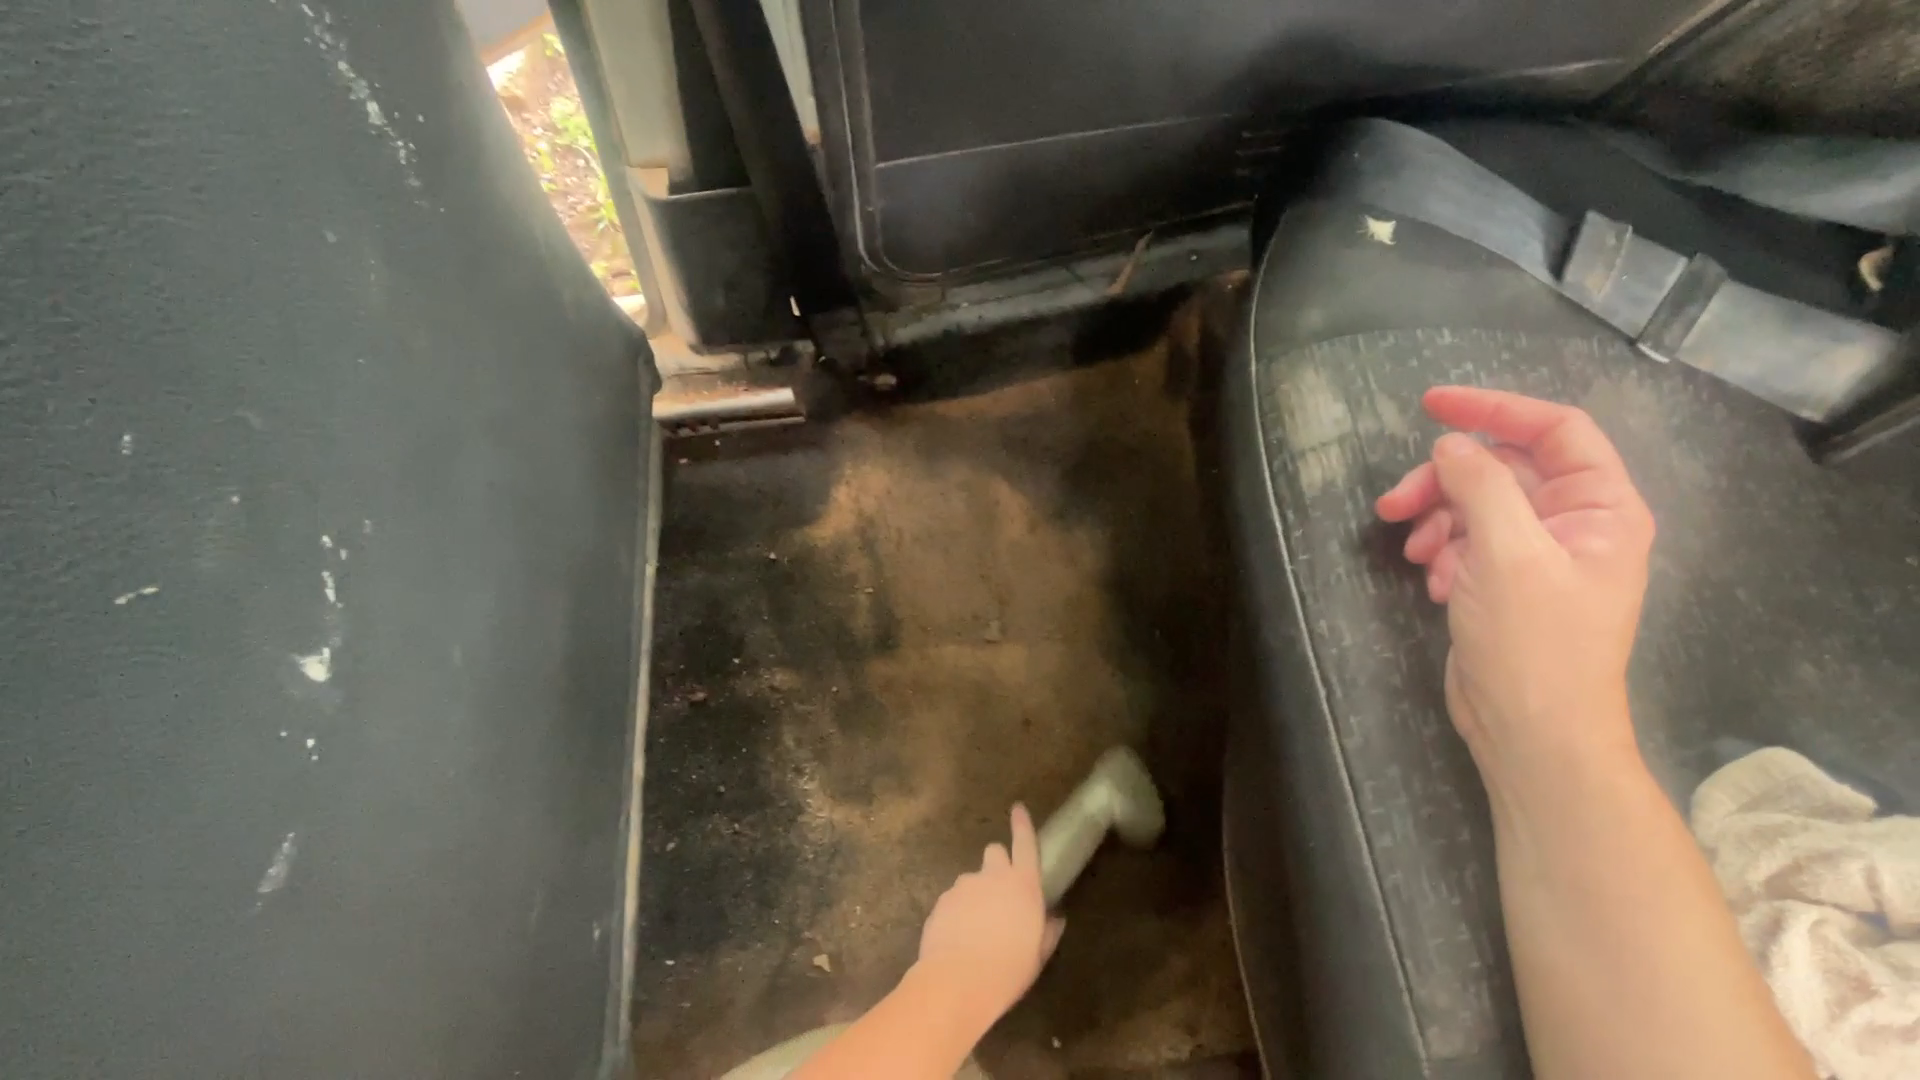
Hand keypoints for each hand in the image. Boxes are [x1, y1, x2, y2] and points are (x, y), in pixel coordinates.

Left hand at [913, 804, 1064, 1032]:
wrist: (957, 982)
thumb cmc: (1008, 970)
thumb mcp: (1037, 955)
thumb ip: (1046, 931)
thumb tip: (1054, 918)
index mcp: (1022, 885)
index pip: (1025, 843)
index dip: (1022, 824)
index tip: (1017, 808)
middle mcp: (992, 876)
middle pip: (994, 852)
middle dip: (997, 864)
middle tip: (999, 892)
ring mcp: (963, 886)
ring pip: (972, 879)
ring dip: (976, 894)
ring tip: (976, 928)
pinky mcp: (941, 901)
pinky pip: (953, 899)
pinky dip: (957, 912)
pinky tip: (958, 938)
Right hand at [1374, 387, 1654, 776]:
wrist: (1531, 729)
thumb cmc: (1535, 642)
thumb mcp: (1506, 554)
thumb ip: (1480, 487)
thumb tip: (1451, 445)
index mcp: (1600, 507)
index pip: (1554, 429)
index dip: (1494, 408)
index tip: (1431, 404)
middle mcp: (1574, 522)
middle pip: (1502, 470)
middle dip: (1444, 482)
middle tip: (1393, 504)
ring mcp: (1538, 554)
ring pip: (1476, 506)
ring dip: (1436, 519)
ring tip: (1411, 551)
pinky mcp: (1505, 582)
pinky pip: (1467, 542)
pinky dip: (1443, 552)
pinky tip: (1434, 581)